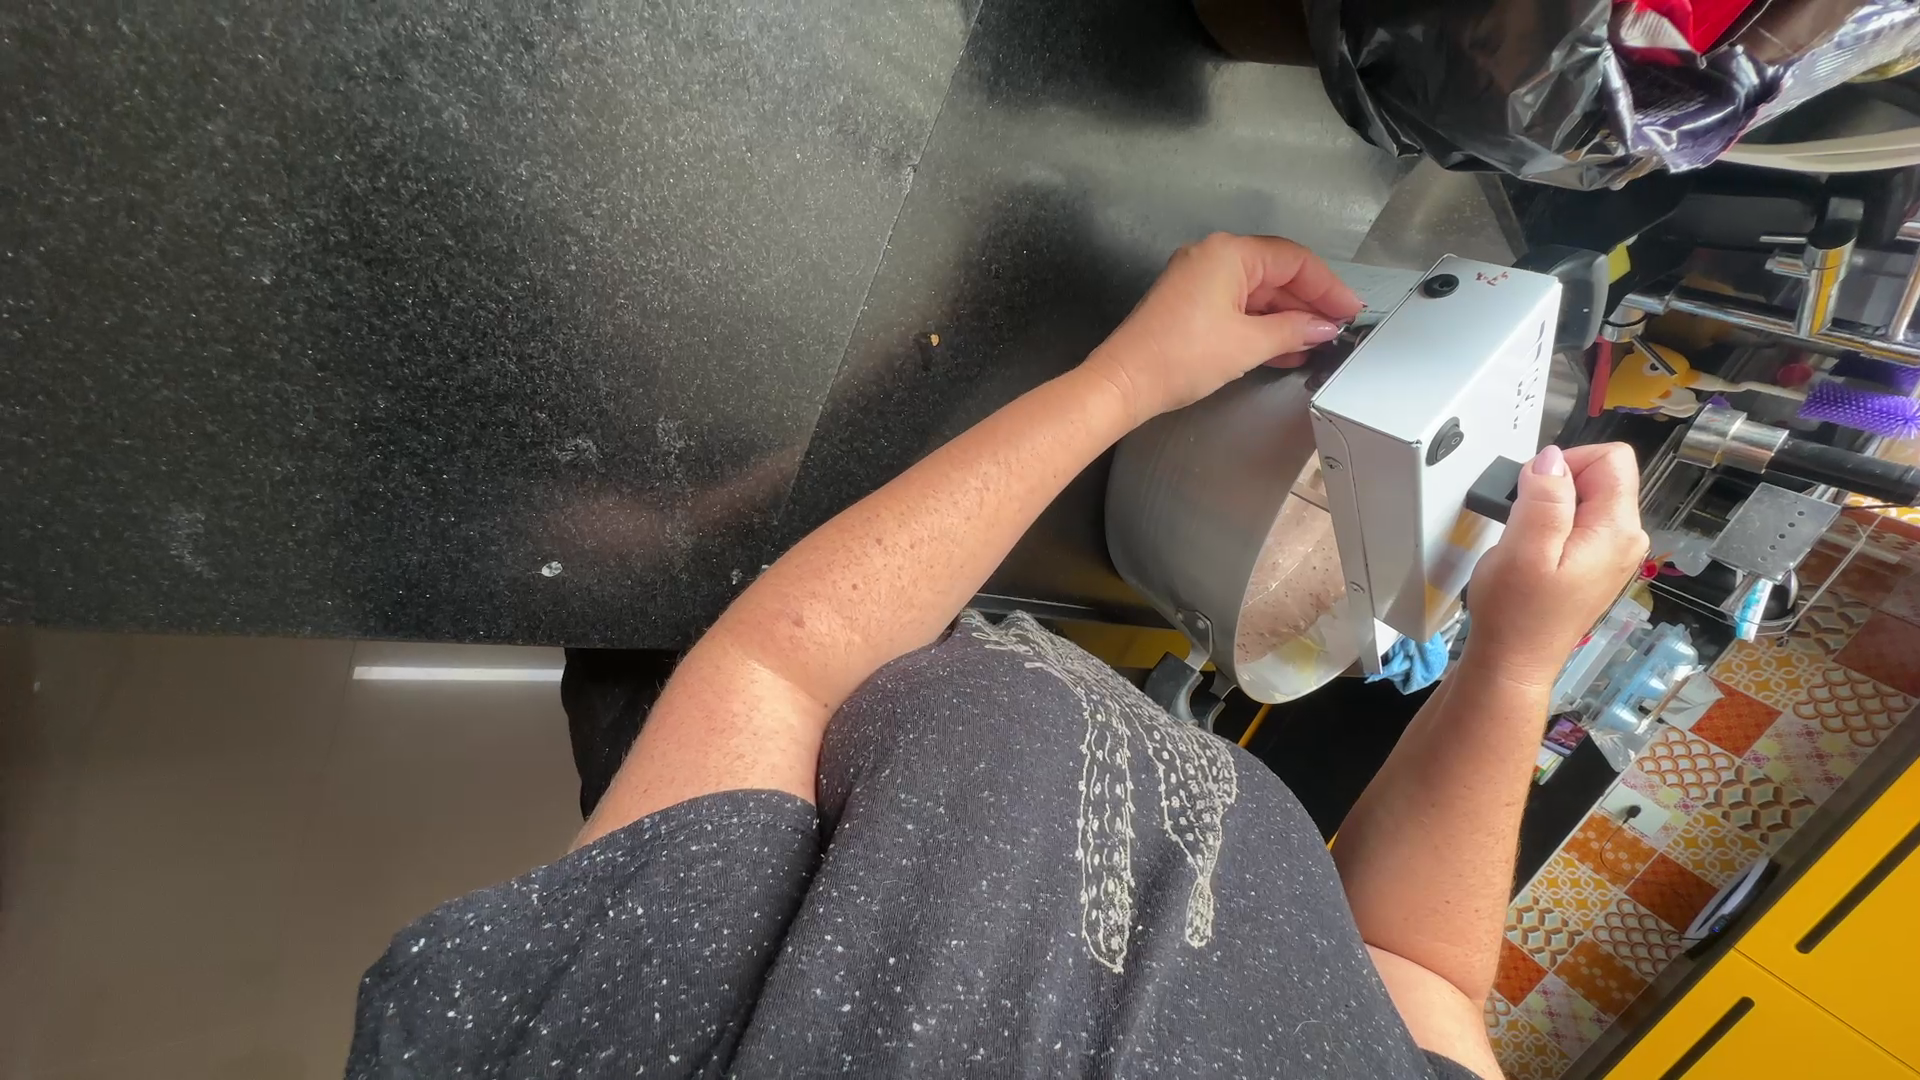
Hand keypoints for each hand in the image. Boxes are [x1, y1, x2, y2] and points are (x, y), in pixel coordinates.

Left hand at [1083, 233, 1363, 423]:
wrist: (1123, 384)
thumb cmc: (1180, 358)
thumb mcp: (1247, 344)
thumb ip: (1293, 330)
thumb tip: (1324, 327)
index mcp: (1228, 254)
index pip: (1294, 260)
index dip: (1328, 287)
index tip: (1351, 311)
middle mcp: (1210, 258)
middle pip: (1274, 276)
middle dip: (1307, 305)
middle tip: (1335, 331)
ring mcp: (1195, 282)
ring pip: (1254, 295)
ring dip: (1284, 320)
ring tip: (1313, 346)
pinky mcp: (1186, 307)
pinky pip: (1233, 310)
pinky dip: (1258, 327)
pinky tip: (1282, 350)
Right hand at [1464, 443, 1649, 690]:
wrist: (1515, 658)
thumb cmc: (1516, 610)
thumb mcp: (1523, 549)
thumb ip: (1542, 499)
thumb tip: (1550, 459)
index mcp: (1616, 530)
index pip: (1612, 459)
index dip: (1565, 462)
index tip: (1530, 491)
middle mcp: (1626, 538)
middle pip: (1601, 478)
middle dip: (1555, 486)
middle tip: (1522, 522)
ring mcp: (1612, 553)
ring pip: (1586, 501)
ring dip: (1548, 508)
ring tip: (1523, 540)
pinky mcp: (1593, 565)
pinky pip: (1577, 525)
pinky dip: (1549, 526)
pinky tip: (1530, 552)